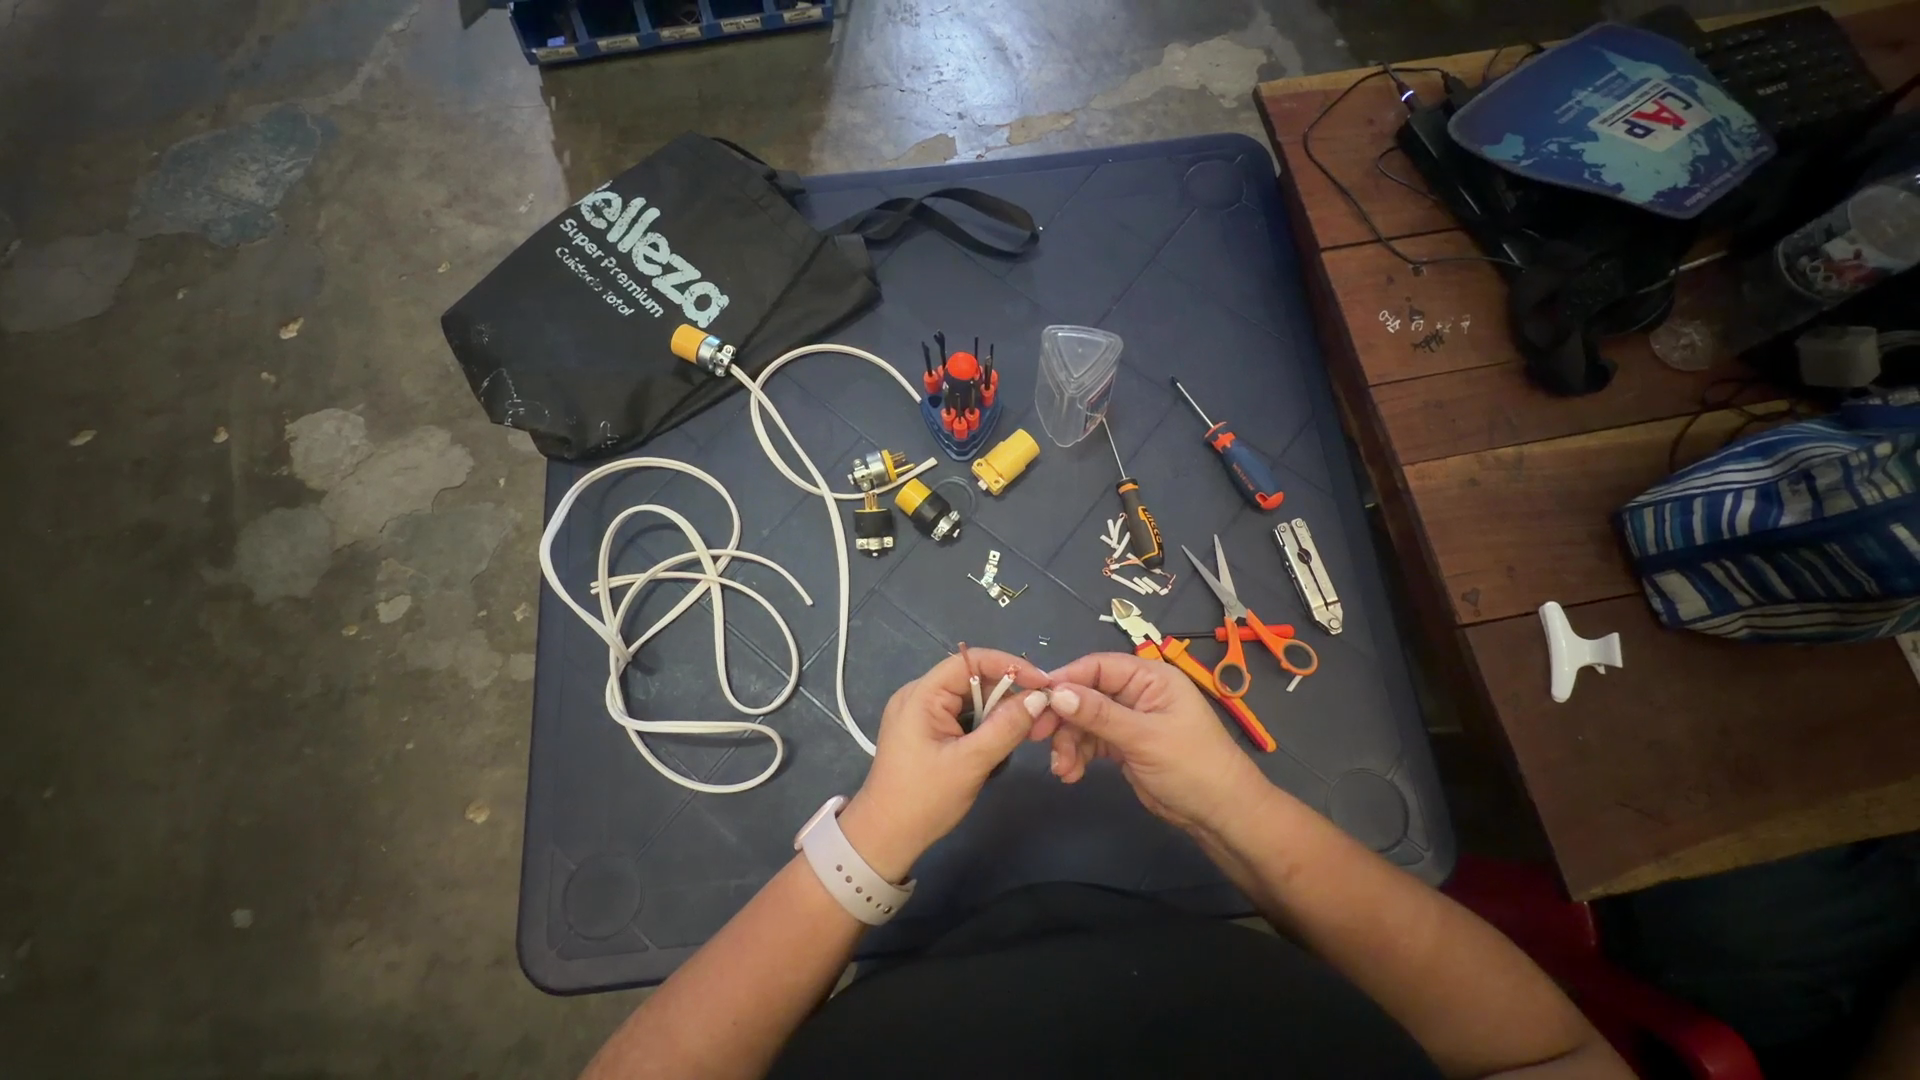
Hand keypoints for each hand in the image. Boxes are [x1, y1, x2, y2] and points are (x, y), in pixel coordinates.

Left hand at [840, 647, 1050, 881]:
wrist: (884, 839)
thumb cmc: (923, 799)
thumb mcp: (971, 763)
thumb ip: (1006, 727)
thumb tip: (1039, 698)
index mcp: (922, 694)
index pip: (971, 660)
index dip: (1010, 666)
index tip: (1043, 684)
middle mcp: (920, 695)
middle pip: (974, 679)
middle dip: (1008, 696)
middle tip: (1040, 717)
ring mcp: (922, 714)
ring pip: (973, 701)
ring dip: (998, 716)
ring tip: (1023, 736)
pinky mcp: (927, 733)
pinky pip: (964, 718)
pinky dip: (985, 729)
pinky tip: (998, 749)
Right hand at [1035, 651, 1268, 833]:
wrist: (1220, 815)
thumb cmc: (1192, 766)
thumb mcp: (1143, 737)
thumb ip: (1098, 714)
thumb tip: (1056, 692)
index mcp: (1150, 677)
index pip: (1098, 667)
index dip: (1065, 680)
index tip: (1036, 699)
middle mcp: (1137, 692)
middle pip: (1085, 693)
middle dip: (1063, 717)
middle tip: (1037, 737)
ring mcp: (1129, 719)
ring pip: (1084, 720)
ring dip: (1068, 742)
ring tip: (1062, 768)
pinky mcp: (1124, 745)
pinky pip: (1091, 741)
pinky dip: (1077, 755)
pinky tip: (1070, 774)